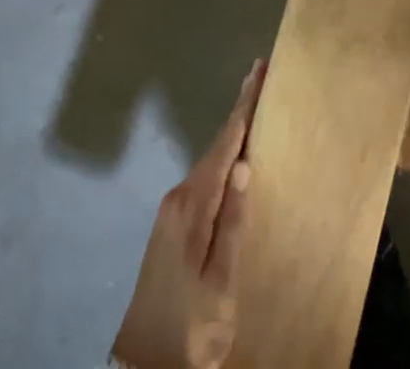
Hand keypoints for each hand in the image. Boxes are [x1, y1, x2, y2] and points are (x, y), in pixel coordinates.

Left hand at [112, 60, 265, 368]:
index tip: (257, 70)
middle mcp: (178, 199)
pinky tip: (237, 160)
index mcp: (192, 206)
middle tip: (262, 81)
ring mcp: (172, 213)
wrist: (146, 361)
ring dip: (232, 136)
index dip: (243, 106)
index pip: (224, 144)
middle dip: (240, 113)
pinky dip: (223, 160)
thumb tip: (244, 163)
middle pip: (216, 146)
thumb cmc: (191, 322)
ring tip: (256, 110)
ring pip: (210, 162)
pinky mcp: (173, 227)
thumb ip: (232, 221)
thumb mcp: (220, 278)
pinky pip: (204, 180)